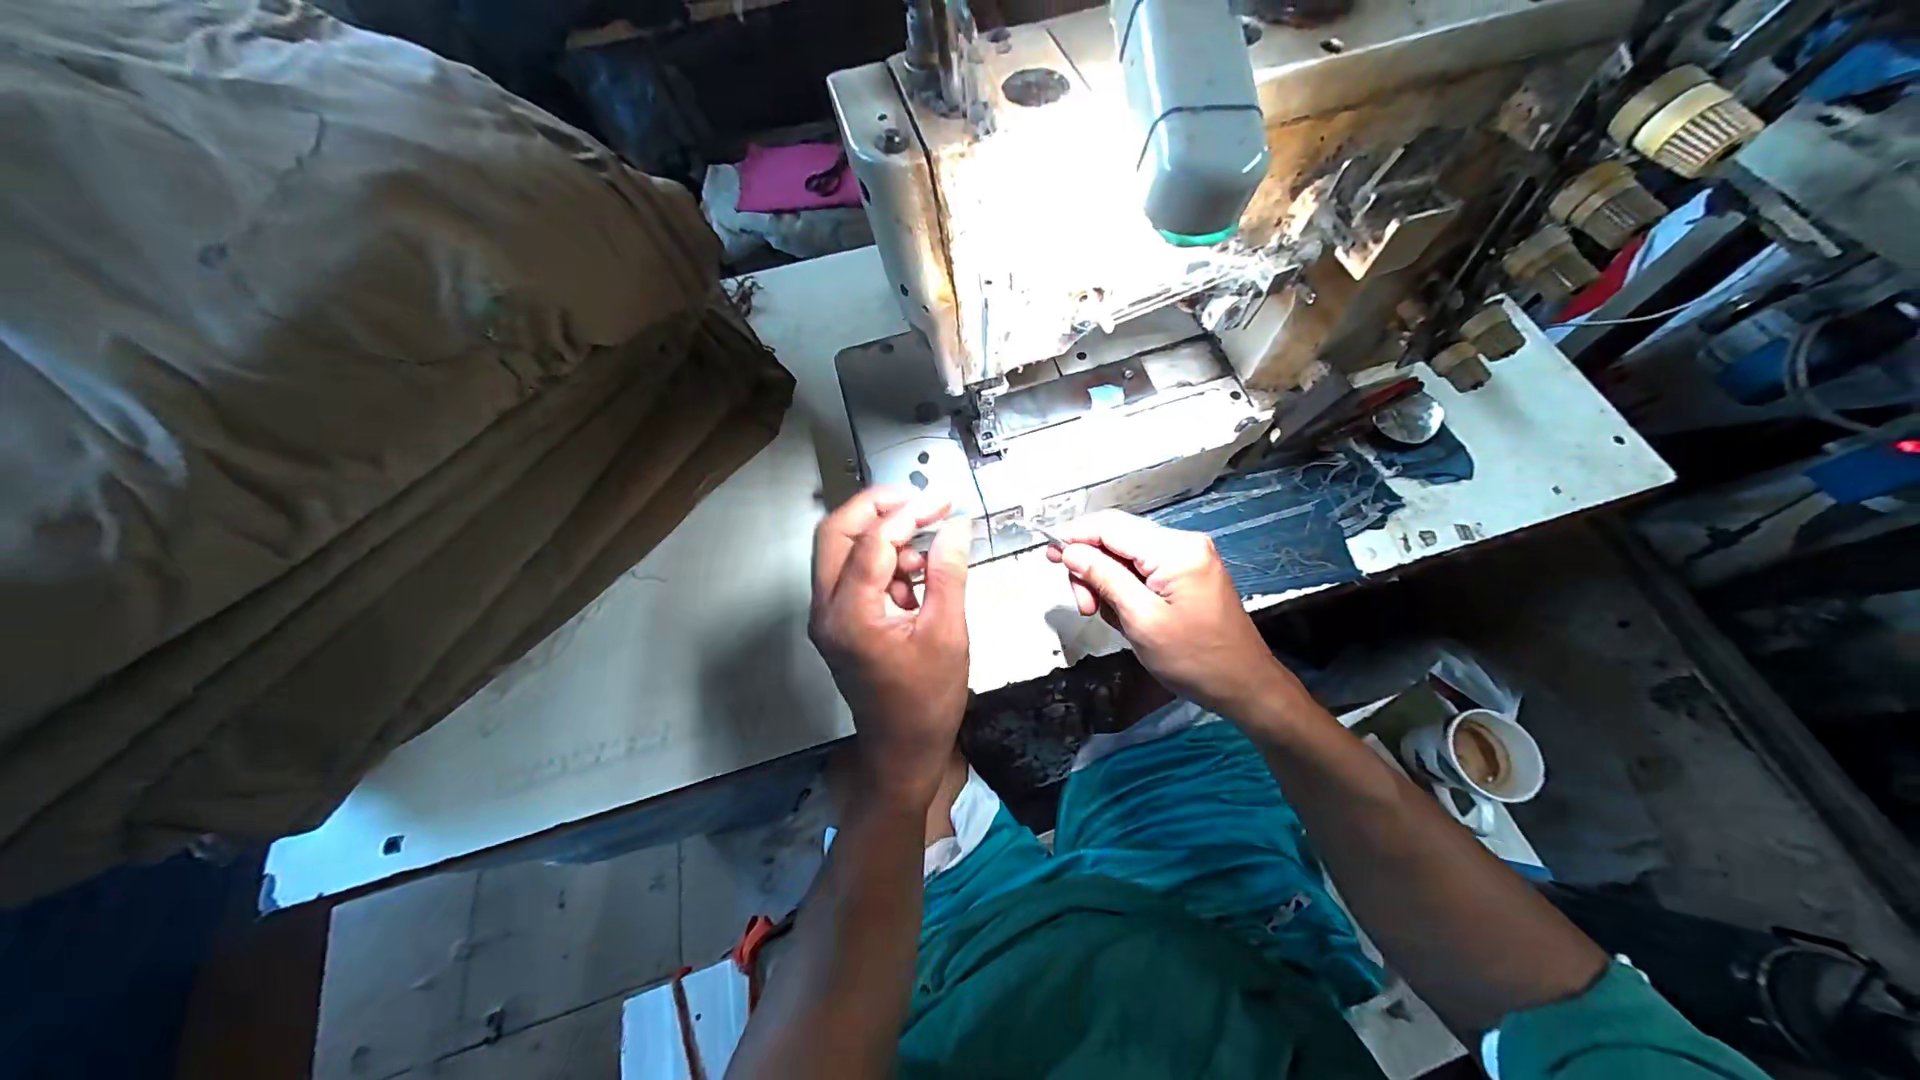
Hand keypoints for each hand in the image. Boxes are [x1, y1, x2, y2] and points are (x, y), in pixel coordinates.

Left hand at [809, 486, 971, 805]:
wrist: (902, 749)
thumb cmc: (926, 702)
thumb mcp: (947, 634)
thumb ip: (948, 573)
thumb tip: (955, 526)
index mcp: (850, 616)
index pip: (872, 542)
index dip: (909, 514)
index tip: (942, 501)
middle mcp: (826, 611)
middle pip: (836, 533)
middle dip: (877, 508)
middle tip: (918, 501)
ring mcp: (827, 616)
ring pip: (840, 549)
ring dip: (880, 536)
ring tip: (925, 552)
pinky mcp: (838, 621)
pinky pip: (851, 572)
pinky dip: (880, 561)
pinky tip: (915, 578)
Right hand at [1046, 511, 1292, 716]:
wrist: (1243, 685)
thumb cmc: (1195, 659)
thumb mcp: (1141, 620)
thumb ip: (1104, 578)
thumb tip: (1071, 551)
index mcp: (1176, 550)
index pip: (1111, 526)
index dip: (1074, 536)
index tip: (1048, 553)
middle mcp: (1183, 543)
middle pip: (1117, 538)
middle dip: (1092, 568)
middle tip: (1083, 606)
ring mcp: (1187, 557)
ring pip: (1126, 556)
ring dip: (1106, 582)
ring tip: (1108, 616)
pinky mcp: (1186, 573)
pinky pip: (1142, 569)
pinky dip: (1125, 589)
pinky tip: (1126, 615)